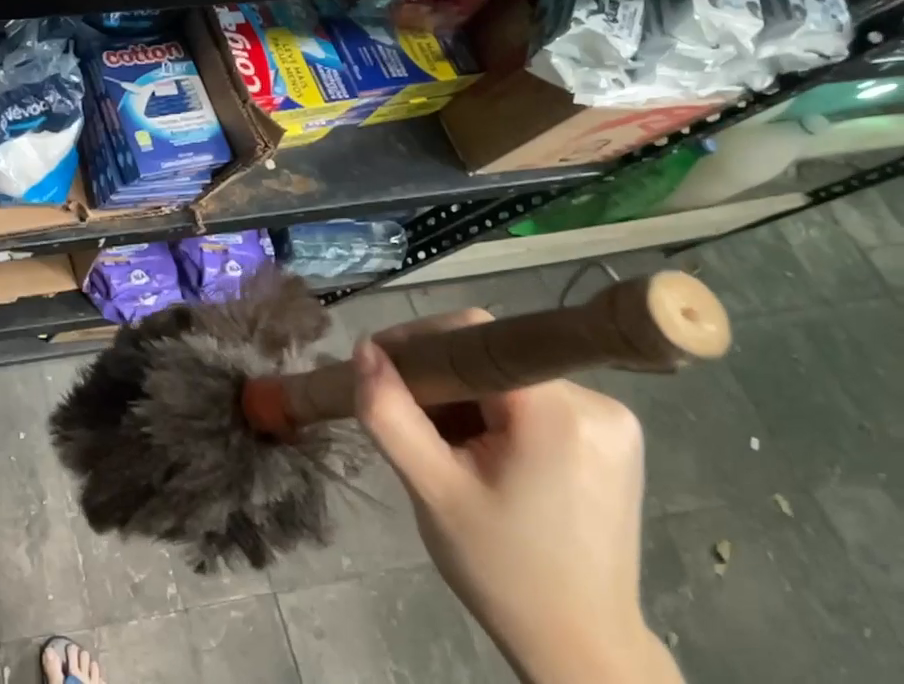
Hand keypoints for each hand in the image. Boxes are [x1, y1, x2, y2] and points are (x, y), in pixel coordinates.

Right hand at [353, 310, 680, 683]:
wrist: (578, 641)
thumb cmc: (500, 567)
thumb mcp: (430, 488)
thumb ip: (390, 413)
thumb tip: (365, 351)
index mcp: (558, 411)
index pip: (472, 335)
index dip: (416, 342)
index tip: (374, 368)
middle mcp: (596, 402)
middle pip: (490, 356)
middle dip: (438, 381)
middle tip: (403, 421)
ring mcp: (612, 421)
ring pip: (508, 378)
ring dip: (464, 400)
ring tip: (440, 448)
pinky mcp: (612, 440)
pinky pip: (534, 401)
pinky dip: (495, 416)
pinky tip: (479, 457)